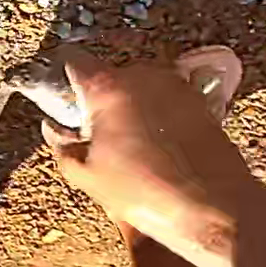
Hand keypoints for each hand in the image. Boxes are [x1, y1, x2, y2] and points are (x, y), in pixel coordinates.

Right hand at [42, 48, 259, 266]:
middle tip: (95, 130)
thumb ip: (62, 146)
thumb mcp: (87, 175)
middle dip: (99, 97)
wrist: (211, 206)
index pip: (74, 60)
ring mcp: (175, 85)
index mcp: (107, 88)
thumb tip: (54, 130)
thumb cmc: (146, 191)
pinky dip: (157, 114)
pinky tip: (156, 147)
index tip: (62, 92)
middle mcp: (143, 76)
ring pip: (139, 87)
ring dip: (130, 105)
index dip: (64, 75)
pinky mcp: (200, 101)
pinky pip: (166, 100)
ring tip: (130, 143)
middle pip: (109, 75)